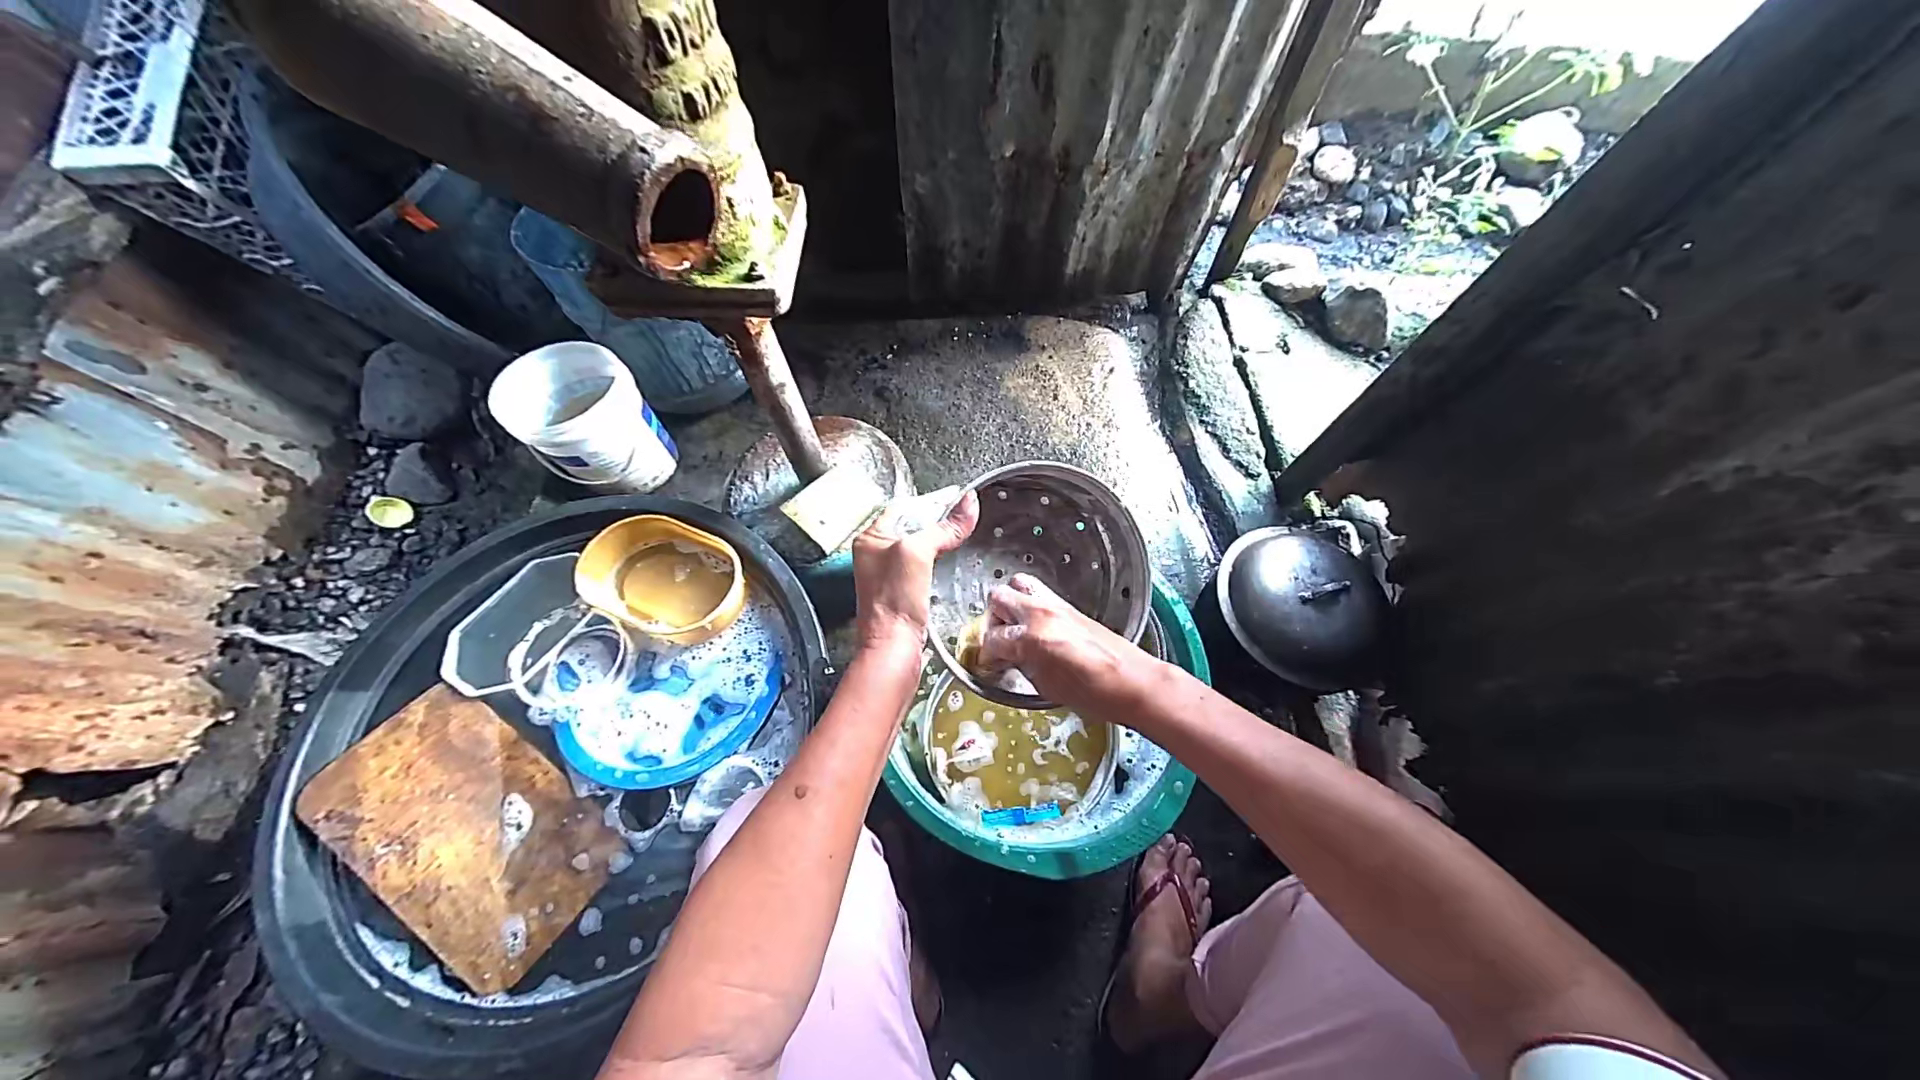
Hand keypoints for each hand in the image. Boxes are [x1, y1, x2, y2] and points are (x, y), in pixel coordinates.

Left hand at [851, 489, 979, 650]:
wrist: (894, 648)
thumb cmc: (892, 604)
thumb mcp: (918, 552)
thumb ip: (944, 527)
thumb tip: (968, 504)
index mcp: (871, 539)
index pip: (905, 507)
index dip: (931, 501)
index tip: (958, 497)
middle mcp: (877, 556)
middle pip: (914, 527)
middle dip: (937, 520)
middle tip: (962, 514)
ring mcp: (890, 575)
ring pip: (921, 548)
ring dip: (940, 541)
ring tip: (960, 534)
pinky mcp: (904, 593)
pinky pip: (925, 568)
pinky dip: (940, 562)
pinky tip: (950, 562)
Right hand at [976, 573, 1152, 708]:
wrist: (1132, 682)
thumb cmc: (1095, 692)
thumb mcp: (1045, 685)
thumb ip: (1020, 664)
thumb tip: (1009, 657)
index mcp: (1031, 638)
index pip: (992, 637)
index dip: (986, 653)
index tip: (989, 660)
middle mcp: (1042, 614)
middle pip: (999, 598)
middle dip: (994, 618)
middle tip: (999, 638)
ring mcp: (1057, 606)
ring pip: (1019, 585)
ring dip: (1012, 604)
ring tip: (1016, 626)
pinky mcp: (1071, 606)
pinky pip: (1041, 594)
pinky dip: (1032, 605)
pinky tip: (1037, 628)